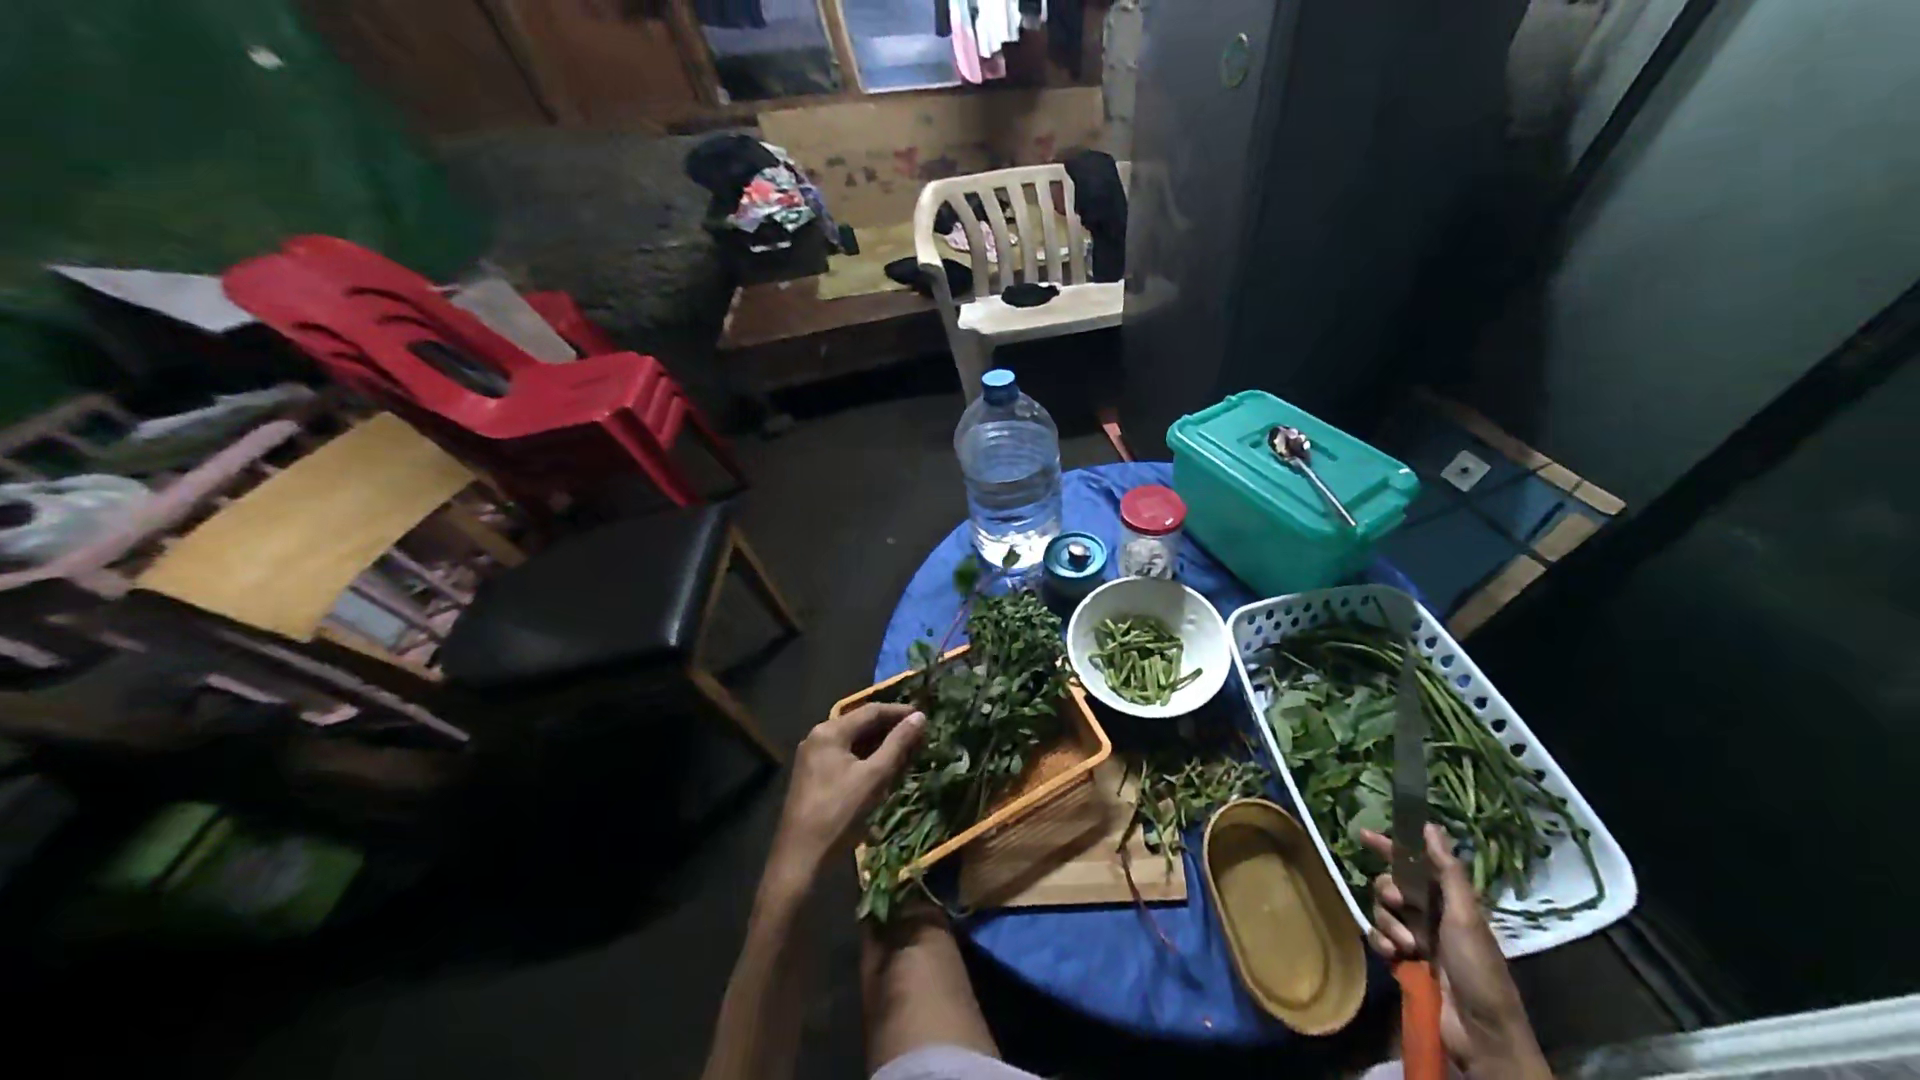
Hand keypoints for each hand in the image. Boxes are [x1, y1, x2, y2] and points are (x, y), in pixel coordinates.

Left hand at [767, 704, 925, 886]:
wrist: (800, 858)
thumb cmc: (839, 814)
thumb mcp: (874, 777)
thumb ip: (898, 744)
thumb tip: (920, 717)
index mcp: (830, 732)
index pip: (872, 711)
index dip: (900, 712)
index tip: (925, 718)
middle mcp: (818, 737)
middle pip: (861, 724)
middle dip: (891, 729)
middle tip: (920, 737)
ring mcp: (813, 757)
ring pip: (854, 742)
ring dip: (881, 745)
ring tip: (908, 752)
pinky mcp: (814, 775)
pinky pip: (846, 756)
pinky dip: (867, 758)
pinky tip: (884, 769)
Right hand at [1360, 826, 1547, 1077]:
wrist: (1480, 1030)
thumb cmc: (1478, 968)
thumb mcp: (1466, 916)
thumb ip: (1447, 871)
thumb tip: (1430, 826)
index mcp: (1448, 901)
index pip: (1414, 863)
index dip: (1390, 847)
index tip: (1363, 835)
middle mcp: (1429, 915)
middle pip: (1390, 886)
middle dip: (1388, 892)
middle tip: (1398, 902)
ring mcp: (1415, 937)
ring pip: (1381, 912)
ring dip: (1388, 924)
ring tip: (1407, 947)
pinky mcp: (1402, 960)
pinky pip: (1377, 938)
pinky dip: (1381, 944)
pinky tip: (1394, 957)